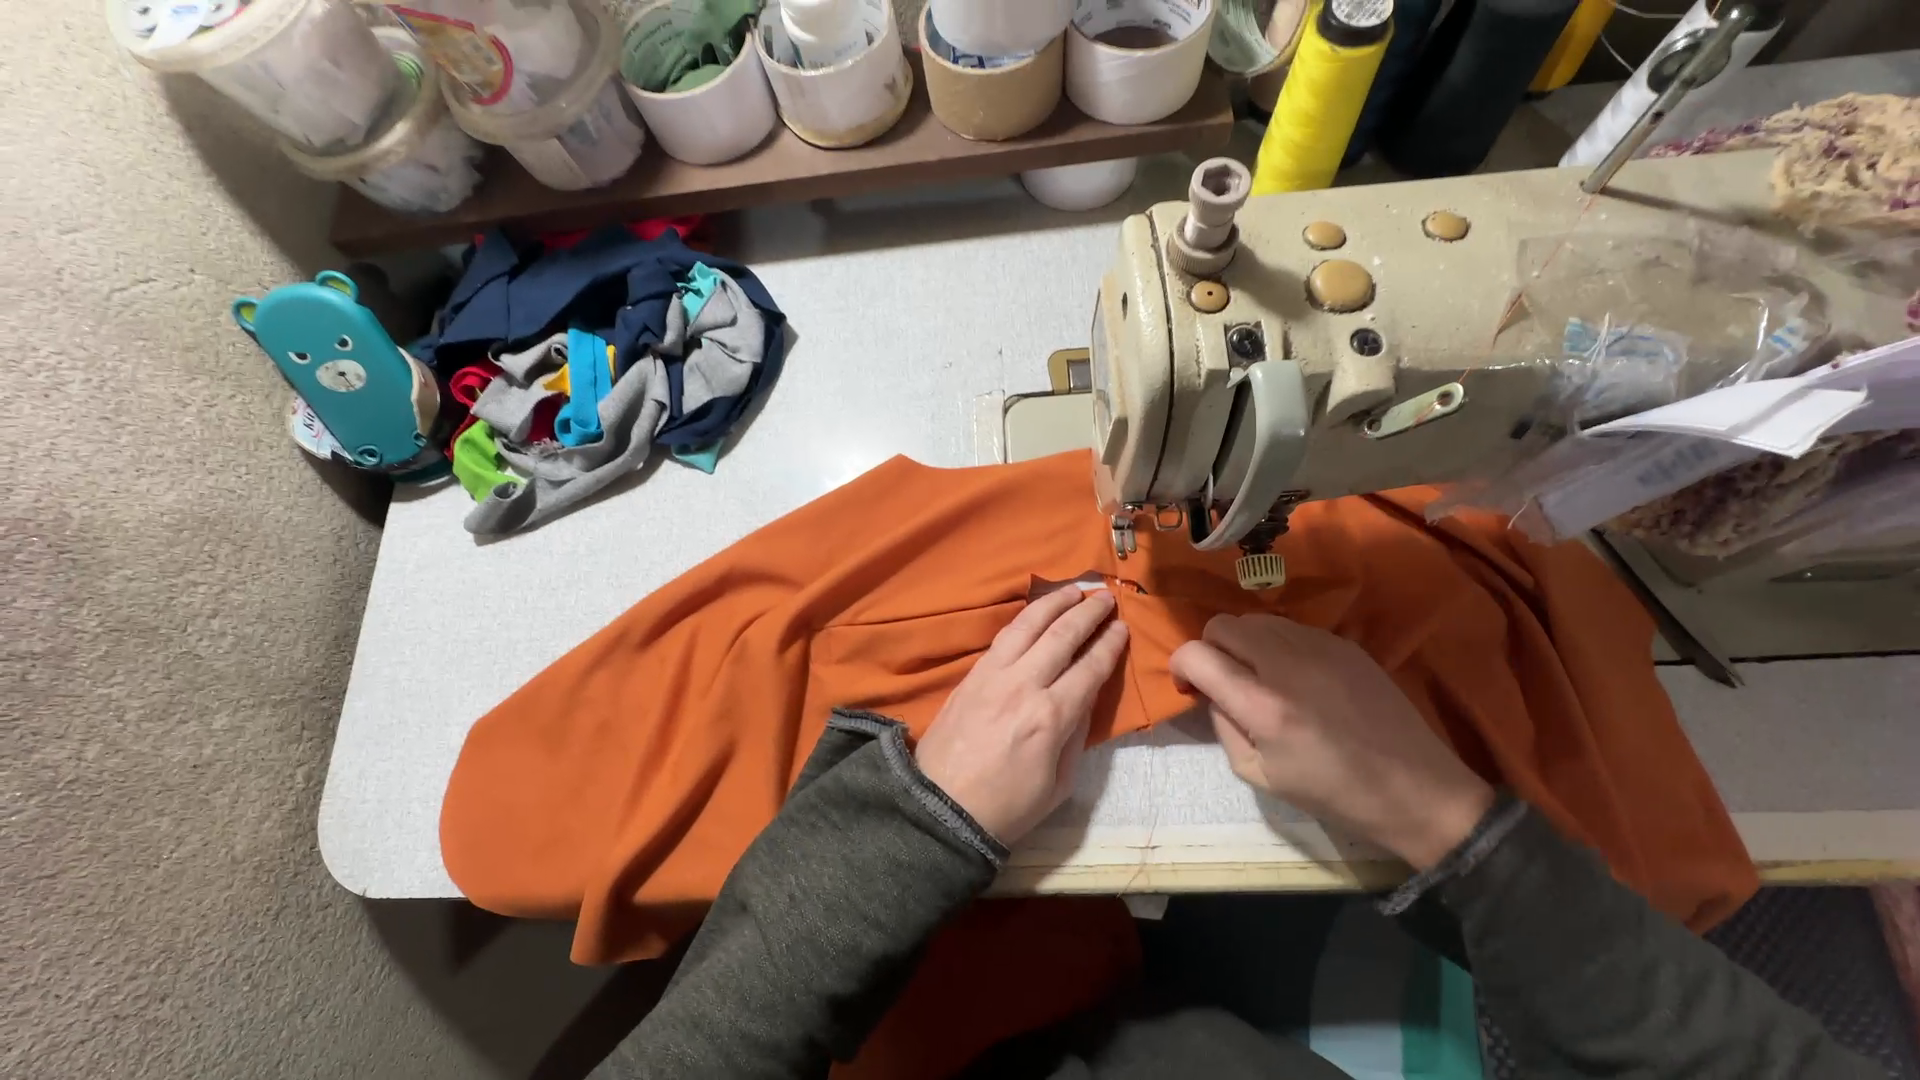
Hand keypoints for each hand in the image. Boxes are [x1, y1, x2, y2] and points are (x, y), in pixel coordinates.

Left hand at [915, 587, 1128, 846]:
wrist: (940, 809)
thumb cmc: (1006, 807)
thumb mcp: (1058, 784)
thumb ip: (1075, 738)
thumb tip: (1083, 702)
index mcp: (1051, 717)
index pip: (1089, 668)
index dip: (1109, 644)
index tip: (1123, 627)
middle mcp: (1023, 686)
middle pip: (1062, 636)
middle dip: (1088, 613)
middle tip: (1106, 596)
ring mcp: (992, 675)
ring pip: (1027, 626)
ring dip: (1053, 603)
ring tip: (1073, 590)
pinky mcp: (970, 675)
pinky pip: (1002, 637)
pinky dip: (1023, 619)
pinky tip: (1035, 612)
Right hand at [1170, 615, 1493, 870]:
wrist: (1416, 789)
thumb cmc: (1333, 794)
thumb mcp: (1259, 775)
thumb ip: (1223, 726)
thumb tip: (1213, 692)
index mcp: (1263, 706)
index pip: (1197, 654)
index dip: (1180, 666)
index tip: (1189, 686)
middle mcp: (1287, 664)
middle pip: (1223, 625)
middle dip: (1210, 648)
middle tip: (1223, 680)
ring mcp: (1320, 647)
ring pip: (1256, 619)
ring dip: (1244, 643)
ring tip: (1260, 677)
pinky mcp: (1345, 644)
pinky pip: (1291, 627)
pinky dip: (1278, 644)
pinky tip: (1296, 677)